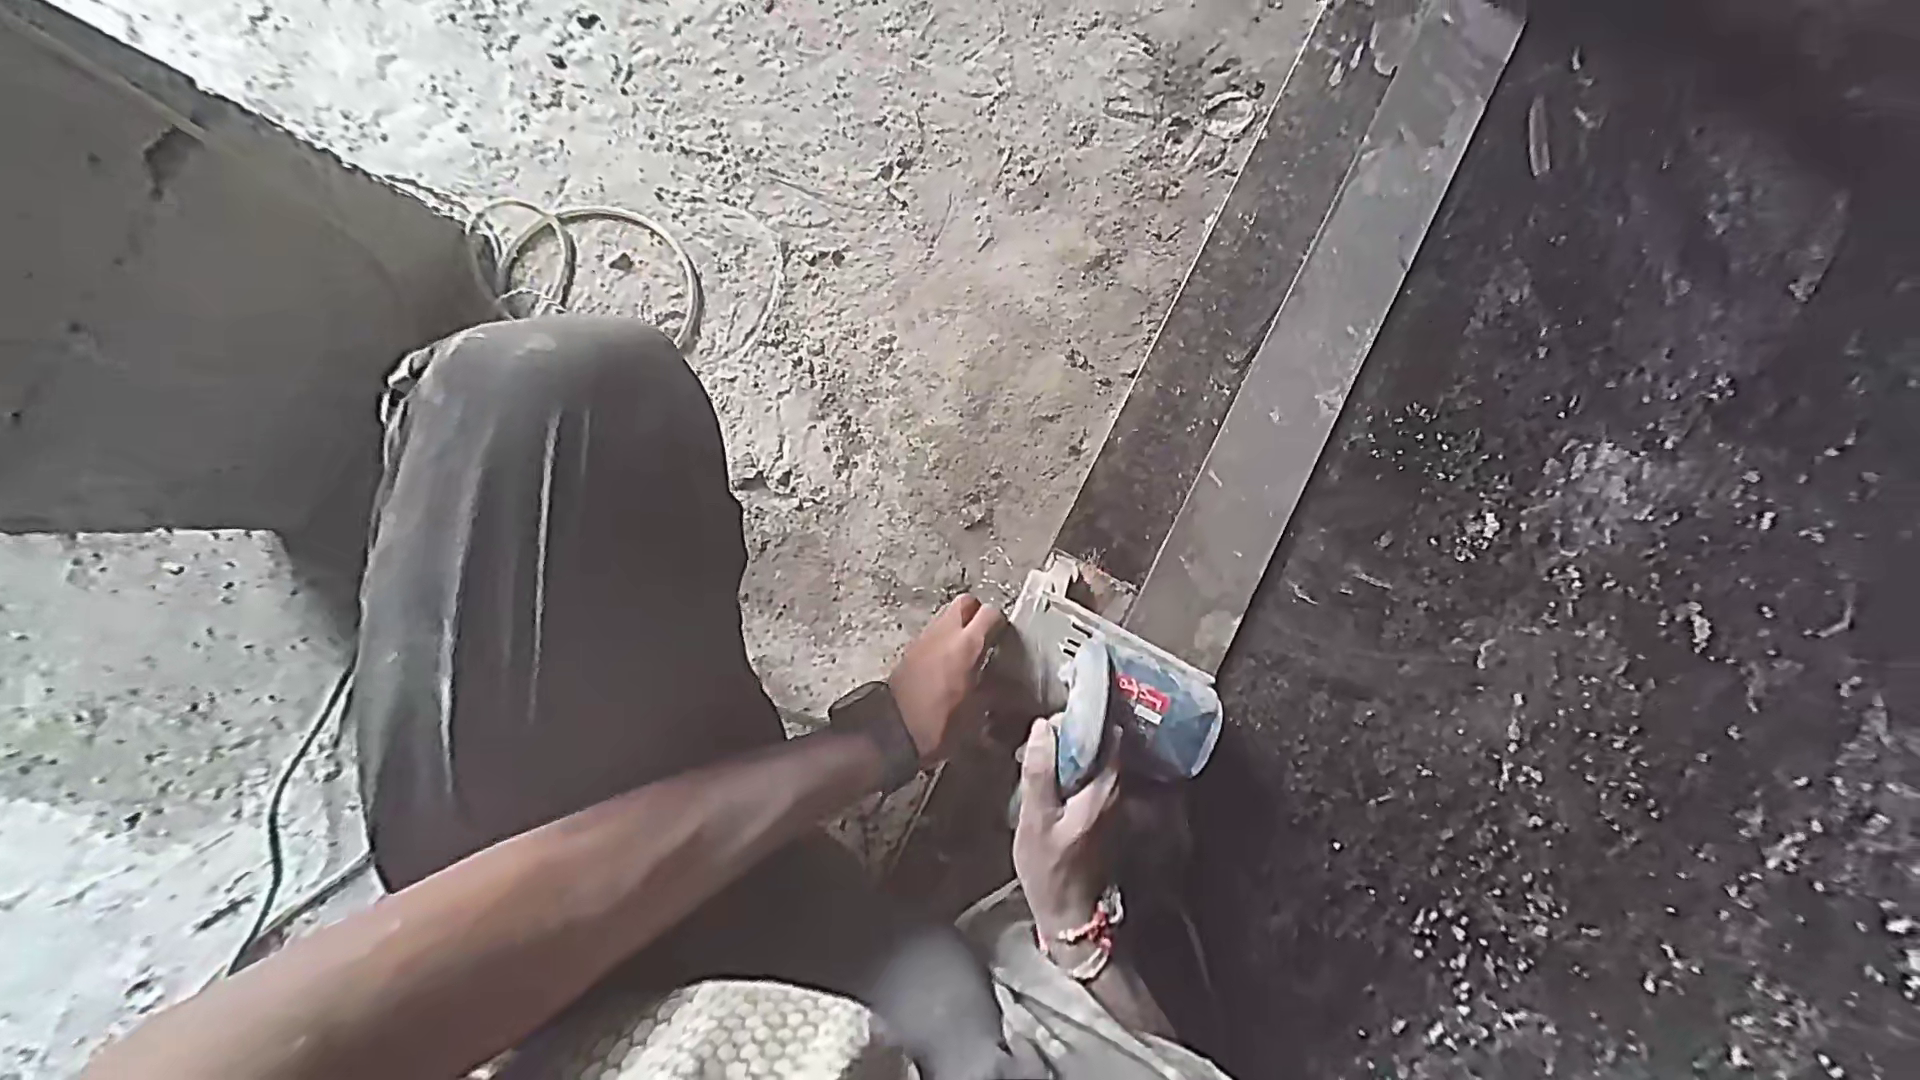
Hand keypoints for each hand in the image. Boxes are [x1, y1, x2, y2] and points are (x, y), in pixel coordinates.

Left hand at [887, 594, 1005, 763]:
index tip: (1004, 638)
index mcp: (965, 645)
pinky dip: (943, 640)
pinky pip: (933, 633)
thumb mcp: (976, 712)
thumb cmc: (937, 725)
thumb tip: (1006, 685)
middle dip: (977, 614)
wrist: (894, 732)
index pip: (990, 613)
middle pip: (966, 602)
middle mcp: (943, 634)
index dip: (1000, 623)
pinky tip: (947, 665)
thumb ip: (994, 690)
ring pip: (947, 615)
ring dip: (959, 627)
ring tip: (967, 653)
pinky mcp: (910, 649)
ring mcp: (924, 639)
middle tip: (985, 636)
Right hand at [1012, 716, 1120, 941]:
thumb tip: (1043, 726)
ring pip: (1095, 759)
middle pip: (1102, 744)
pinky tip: (1048, 772)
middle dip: (1074, 731)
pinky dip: (1072, 766)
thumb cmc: (1049, 867)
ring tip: (1040, 749)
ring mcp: (1111, 802)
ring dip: (1070, 749)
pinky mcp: (1101, 812)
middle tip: (1042, 731)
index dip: (1083, 718)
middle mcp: (1115, 791)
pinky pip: (1090, 774)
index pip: (1107, 735)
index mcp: (1105, 789)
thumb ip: (1040, 771)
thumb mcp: (1036, 818)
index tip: (1055, 715)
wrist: (1067, 913)